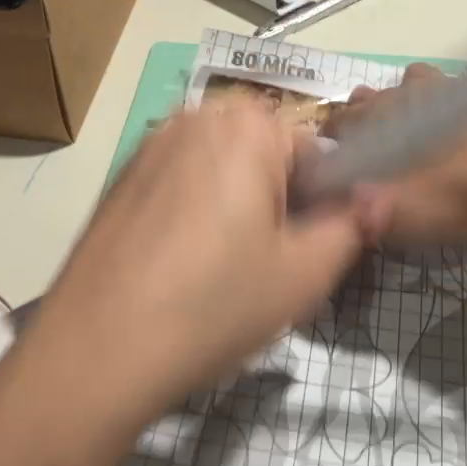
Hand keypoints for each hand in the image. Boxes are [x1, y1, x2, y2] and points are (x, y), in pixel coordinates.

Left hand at [28, 94, 365, 409]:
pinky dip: (193, 206)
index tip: (307, 249)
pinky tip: (181, 262)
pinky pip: (181, 176)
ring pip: (221, 163)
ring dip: (235, 200)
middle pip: (265, 150)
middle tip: (267, 260)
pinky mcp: (123, 172)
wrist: (96, 350)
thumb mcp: (305, 275)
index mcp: (250, 125)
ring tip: (222, 265)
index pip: (314, 150)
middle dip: (277, 196)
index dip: (321, 201)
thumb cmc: (213, 305)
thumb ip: (353, 226)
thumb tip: (371, 201)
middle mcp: (200, 115)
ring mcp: (153, 141)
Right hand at [325, 64, 466, 246]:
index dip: (335, 133)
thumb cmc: (456, 191)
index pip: (345, 119)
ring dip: (406, 95)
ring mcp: (450, 89)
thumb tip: (358, 212)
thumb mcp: (405, 214)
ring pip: (415, 81)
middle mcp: (409, 97)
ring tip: (412, 119)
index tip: (331, 148)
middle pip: (376, 96)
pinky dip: (450, 102)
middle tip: (367, 134)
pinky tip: (459, 122)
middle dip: (366, 111)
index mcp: (383, 120)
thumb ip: (375, 212)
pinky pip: (456, 89)